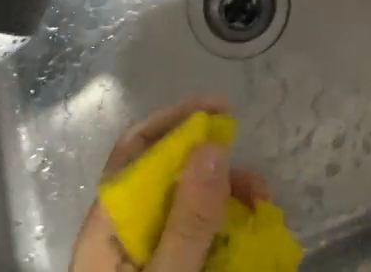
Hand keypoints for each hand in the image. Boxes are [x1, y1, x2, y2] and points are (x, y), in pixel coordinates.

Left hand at [69, 98, 270, 271]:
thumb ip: (187, 220)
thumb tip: (211, 147)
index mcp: (107, 223)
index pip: (136, 147)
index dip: (176, 119)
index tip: (223, 113)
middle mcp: (121, 232)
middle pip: (165, 175)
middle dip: (214, 167)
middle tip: (258, 184)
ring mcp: (141, 257)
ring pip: (184, 207)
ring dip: (225, 200)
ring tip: (262, 214)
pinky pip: (192, 240)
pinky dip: (221, 231)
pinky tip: (248, 239)